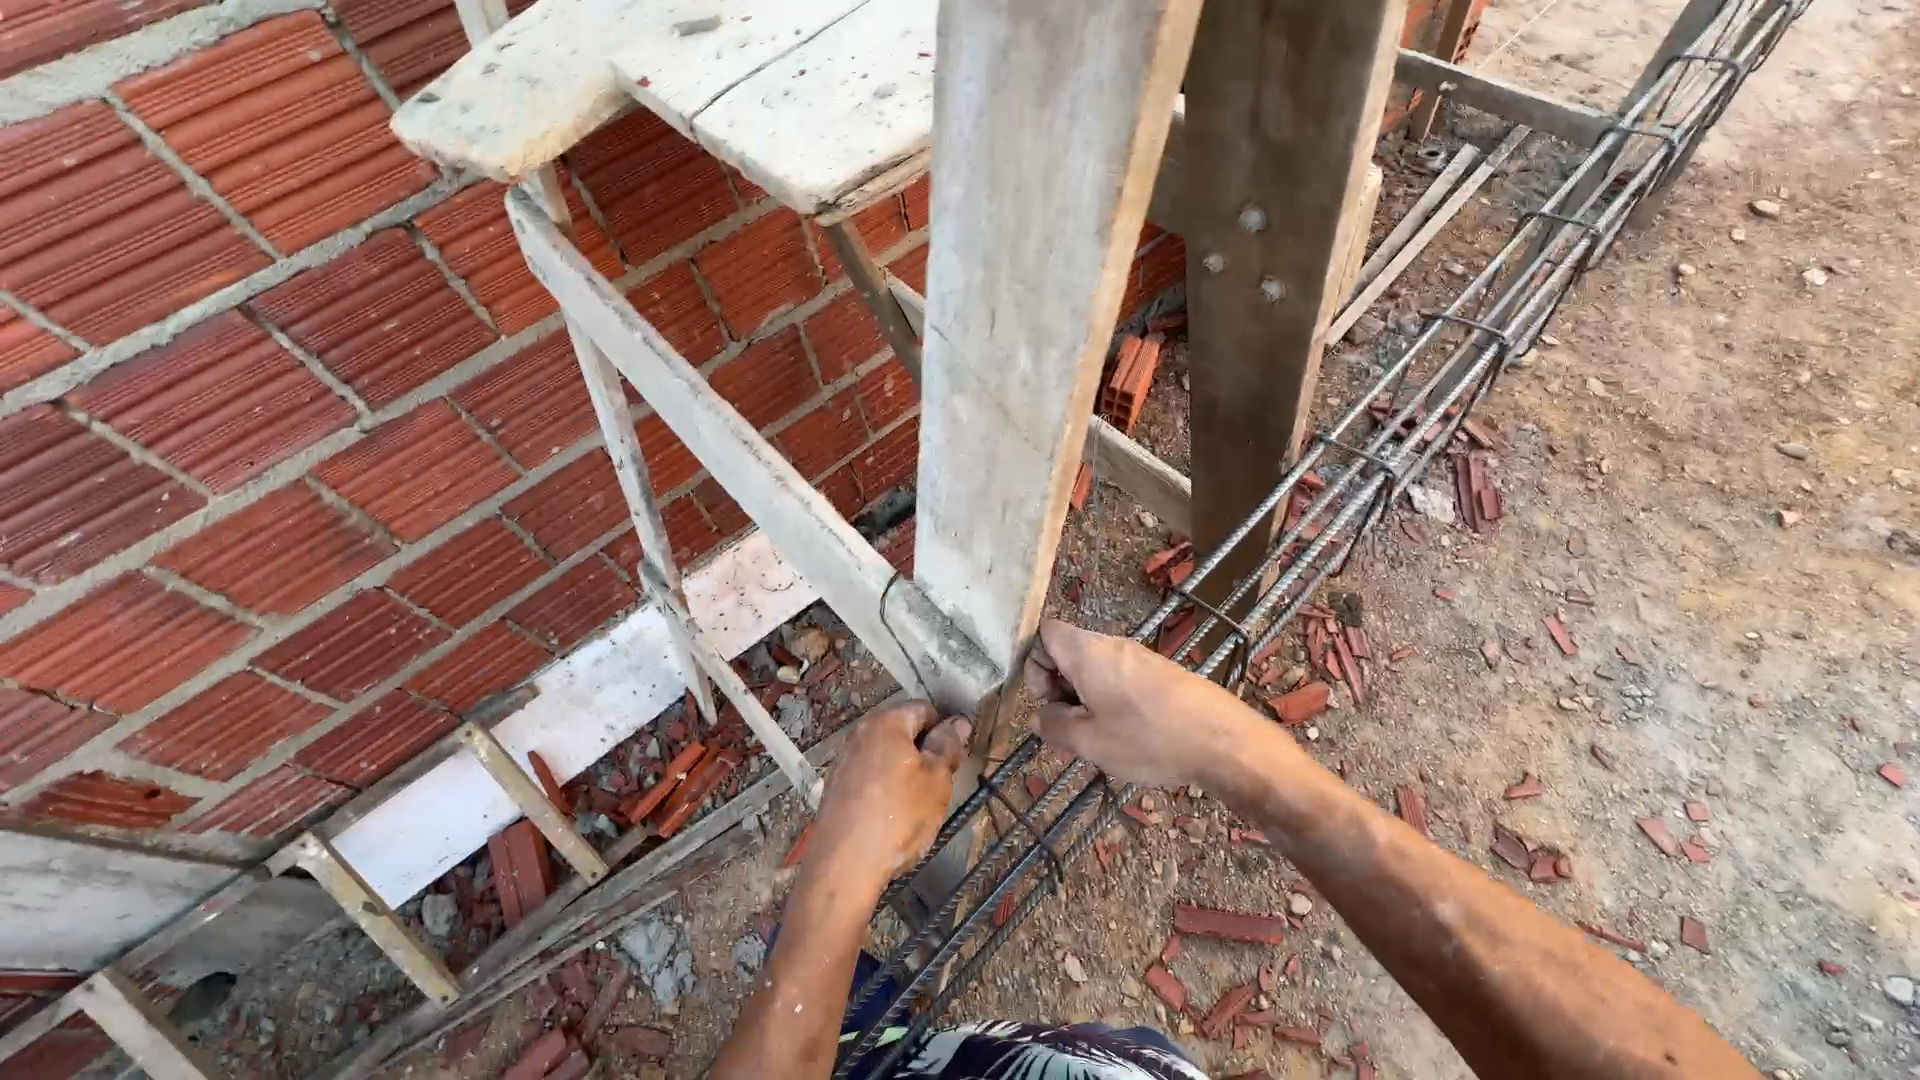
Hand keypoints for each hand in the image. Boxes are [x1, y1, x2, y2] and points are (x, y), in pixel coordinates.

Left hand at [808, 702, 970, 882]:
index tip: (954, 758)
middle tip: (939, 783)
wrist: (844, 864)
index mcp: (886, 722)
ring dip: (904, 770)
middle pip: (902, 730)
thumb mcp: (936, 781)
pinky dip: (883, 786)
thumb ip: (948, 747)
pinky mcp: (835, 785)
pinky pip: (868, 775)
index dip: (944, 730)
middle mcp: (860, 733)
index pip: (924, 709)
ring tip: (915, 804)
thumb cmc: (898, 817)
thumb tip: (957, 723)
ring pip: (885, 754)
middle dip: (923, 750)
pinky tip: (890, 815)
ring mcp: (844, 759)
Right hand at [1023, 618, 1277, 788]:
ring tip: (1097, 740)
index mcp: (1087, 652)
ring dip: (1085, 700)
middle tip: (1068, 730)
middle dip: (1059, 689)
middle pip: (1068, 653)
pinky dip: (1111, 702)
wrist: (1222, 741)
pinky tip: (1127, 737)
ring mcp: (1140, 657)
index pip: (1044, 634)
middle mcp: (1112, 645)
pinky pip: (1120, 679)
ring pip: (1095, 670)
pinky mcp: (1161, 673)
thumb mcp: (1089, 742)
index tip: (1046, 701)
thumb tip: (1039, 718)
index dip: (1034, 666)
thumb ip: (1054, 726)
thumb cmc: (1148, 738)